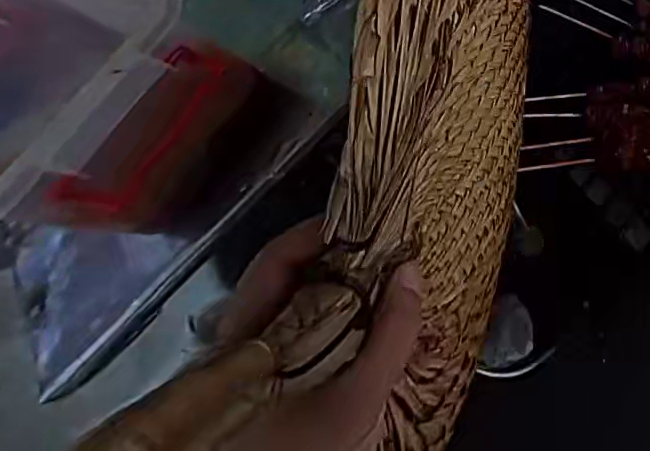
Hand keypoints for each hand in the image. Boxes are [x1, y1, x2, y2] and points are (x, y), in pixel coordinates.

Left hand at [212, 219, 426, 450]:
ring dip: (343, 282)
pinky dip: (338, 310)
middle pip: (288, 275)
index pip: (276, 260)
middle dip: (342, 254)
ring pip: (297, 300)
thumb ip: (392, 334)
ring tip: (386, 273)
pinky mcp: (266, 381)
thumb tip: (411, 268)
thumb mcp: (359, 400)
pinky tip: (370, 315)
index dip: (321, 232)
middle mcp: (238, 345)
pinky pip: (302, 325)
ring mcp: (249, 364)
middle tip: (387, 244)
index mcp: (242, 342)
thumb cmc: (306, 450)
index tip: (370, 223)